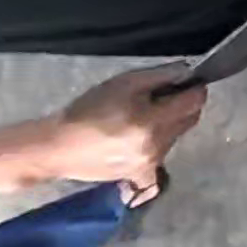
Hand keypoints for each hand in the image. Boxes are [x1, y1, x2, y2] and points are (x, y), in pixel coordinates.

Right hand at [27, 65, 205, 196]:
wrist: (50, 148)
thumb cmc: (87, 112)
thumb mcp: (125, 83)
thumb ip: (163, 75)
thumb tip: (189, 72)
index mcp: (154, 122)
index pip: (196, 100)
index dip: (193, 88)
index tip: (183, 84)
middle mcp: (157, 145)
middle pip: (191, 118)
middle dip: (183, 105)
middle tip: (160, 100)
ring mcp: (149, 162)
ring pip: (177, 135)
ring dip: (170, 124)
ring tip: (142, 120)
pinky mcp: (137, 173)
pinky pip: (161, 160)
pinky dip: (159, 148)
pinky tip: (145, 142)